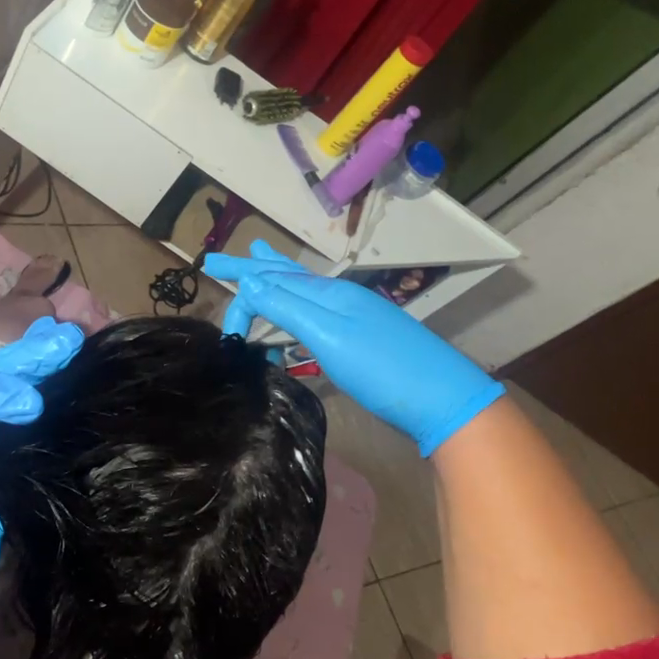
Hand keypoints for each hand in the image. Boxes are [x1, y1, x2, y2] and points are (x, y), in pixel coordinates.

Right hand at [204, 241, 501, 455]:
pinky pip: (311, 311)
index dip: (242, 296)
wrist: (441, 399)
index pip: (271, 283)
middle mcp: (338, 298)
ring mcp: (351, 316)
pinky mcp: (358, 338)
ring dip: (272, 279)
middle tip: (216, 259)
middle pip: (285, 277)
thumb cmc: (382, 369)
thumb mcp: (329, 336)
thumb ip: (288, 309)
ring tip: (255, 260)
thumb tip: (249, 283)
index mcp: (329, 294)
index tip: (223, 329)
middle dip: (251, 268)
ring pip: (299, 291)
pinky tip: (291, 308)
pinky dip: (291, 304)